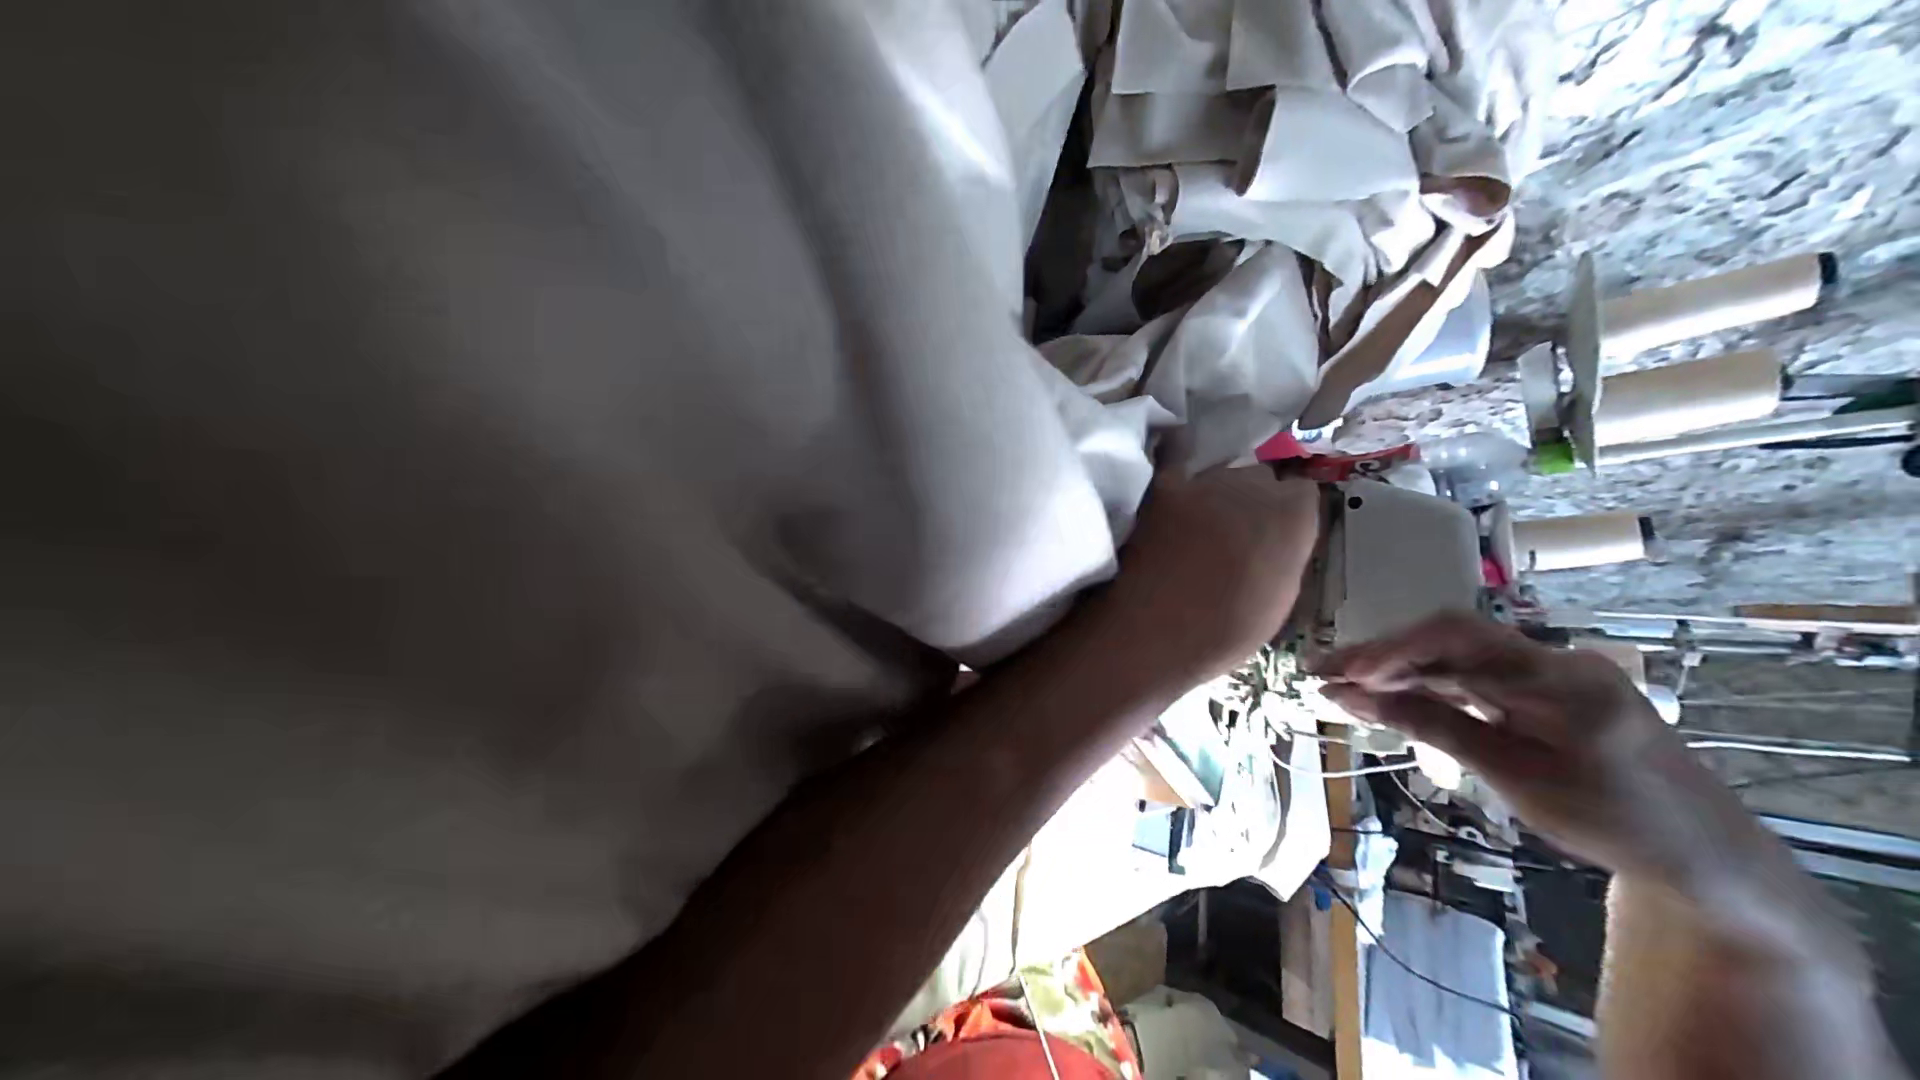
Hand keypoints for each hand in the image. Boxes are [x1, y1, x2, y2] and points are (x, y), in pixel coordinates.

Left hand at [1086, 466, 1320, 692]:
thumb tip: (1275, 536)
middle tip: (1231, 532)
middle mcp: (1252, 485)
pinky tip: (1172, 478)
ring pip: (1218, 472)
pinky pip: (1173, 459)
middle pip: (1258, 477)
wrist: (1151, 633)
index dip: (1285, 514)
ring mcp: (1203, 481)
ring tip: (1195, 522)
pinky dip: (1176, 468)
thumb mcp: (1278, 596)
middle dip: (1249, 499)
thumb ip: (1283, 551)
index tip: (1272, 535)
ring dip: (1213, 491)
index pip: (1300, 493)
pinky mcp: (1161, 486)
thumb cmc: (1222, 632)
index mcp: (1291, 516)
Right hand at [1320, 615, 1752, 883]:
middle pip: (1447, 640)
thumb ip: (1433, 726)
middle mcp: (1552, 658)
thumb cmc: (1613, 821)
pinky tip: (1390, 694)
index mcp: (1558, 677)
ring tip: (1340, 685)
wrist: (1707, 854)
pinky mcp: (1543, 687)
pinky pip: (1474, 674)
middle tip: (1320, 675)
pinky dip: (1429, 684)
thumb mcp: (1514, 778)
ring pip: (1455, 655)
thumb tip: (1354, 696)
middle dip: (1380, 656)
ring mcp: (1549, 670)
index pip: (1455, 638)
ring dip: (1397, 669)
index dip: (1391, 649)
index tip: (1340, 674)